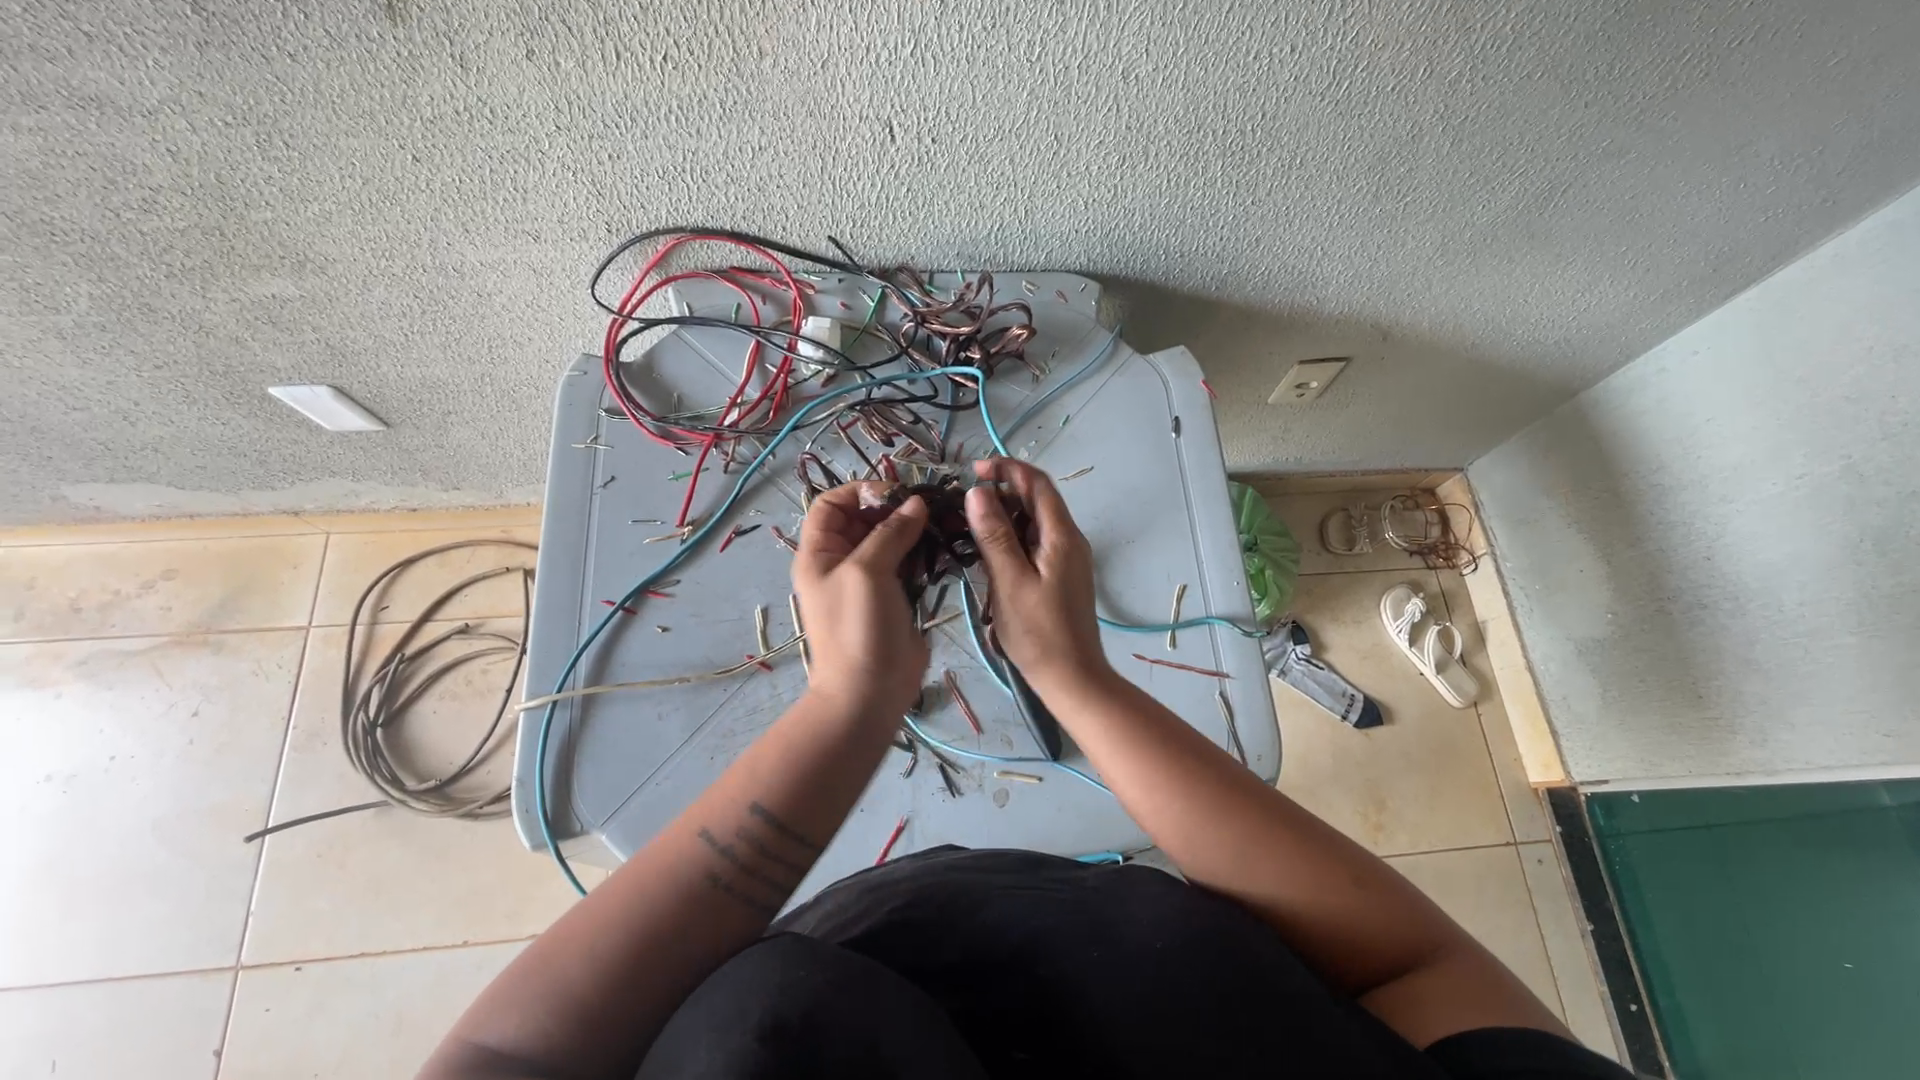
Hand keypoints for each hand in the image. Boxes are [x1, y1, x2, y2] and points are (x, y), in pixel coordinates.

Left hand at [791, 482, 930, 722]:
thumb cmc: (858, 627)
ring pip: (890, 540)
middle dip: (894, 507)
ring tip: (943, 521)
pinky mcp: (894, 597)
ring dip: (913, 529)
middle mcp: (840, 563)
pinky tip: (944, 545)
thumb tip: (916, 503)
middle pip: (864, 520)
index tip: (896, 493)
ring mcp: (868, 581)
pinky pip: (907, 564)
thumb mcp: (868, 571)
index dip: (860, 492)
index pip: (832, 505)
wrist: (869, 692)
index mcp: (819, 554)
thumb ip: (891, 532)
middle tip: (929, 505)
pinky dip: (923, 552)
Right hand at [964, 459, 1111, 695]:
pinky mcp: (1059, 576)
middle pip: (1036, 501)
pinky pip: (1034, 544)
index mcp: (1062, 536)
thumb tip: (978, 492)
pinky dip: (1010, 539)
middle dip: (1002, 492)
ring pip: (1033, 523)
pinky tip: (986, 553)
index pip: (1037, 484)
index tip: (974, 470)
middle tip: (963, 501)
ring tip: (968, 524)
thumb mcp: (1010, 582)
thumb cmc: (1039, 633)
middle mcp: (1069, 540)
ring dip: (1003, 517)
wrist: (1072, 678)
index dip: (1007, 469)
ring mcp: (1066, 559)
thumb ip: (995, 536)